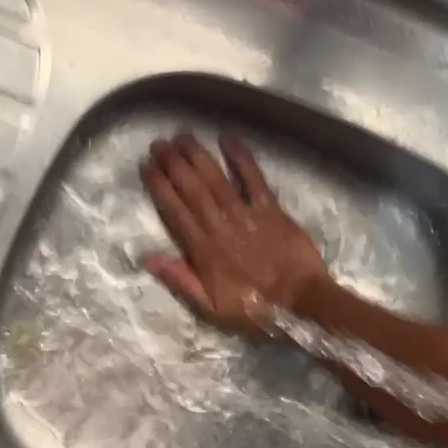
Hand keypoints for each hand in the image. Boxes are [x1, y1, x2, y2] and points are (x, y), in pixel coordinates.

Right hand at [140, 133, 331, 338]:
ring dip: (198, 156)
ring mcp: (245, 214)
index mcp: (202, 250)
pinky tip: (228, 139)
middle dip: (173, 164)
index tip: (146, 166)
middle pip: (191, 188)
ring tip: (183, 137)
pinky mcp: (271, 209)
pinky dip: (241, 158)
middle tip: (158, 143)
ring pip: (216, 179)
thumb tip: (148, 258)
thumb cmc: (254, 310)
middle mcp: (219, 225)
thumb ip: (180, 280)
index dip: (159, 186)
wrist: (301, 305)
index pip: (174, 211)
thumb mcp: (210, 308)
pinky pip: (253, 179)